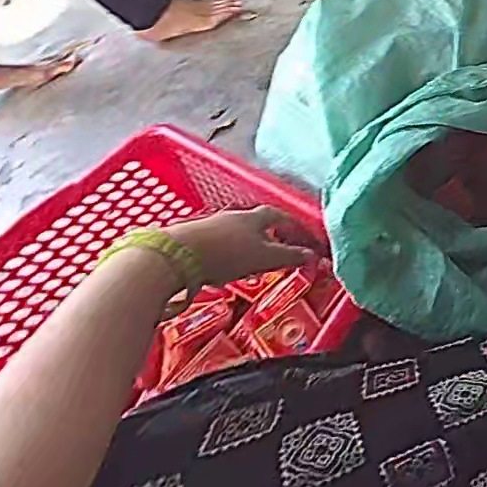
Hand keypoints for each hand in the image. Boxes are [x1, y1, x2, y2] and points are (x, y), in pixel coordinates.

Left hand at [162, 206, 315, 286]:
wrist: (174, 257)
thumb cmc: (226, 253)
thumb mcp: (263, 258)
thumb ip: (288, 256)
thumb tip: (311, 255)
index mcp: (257, 216)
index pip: (285, 218)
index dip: (298, 230)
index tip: (309, 242)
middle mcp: (237, 215)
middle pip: (261, 223)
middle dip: (274, 236)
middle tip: (283, 251)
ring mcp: (214, 225)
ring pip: (240, 233)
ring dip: (252, 246)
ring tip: (256, 265)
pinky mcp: (195, 238)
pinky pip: (221, 244)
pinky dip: (231, 254)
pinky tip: (227, 270)